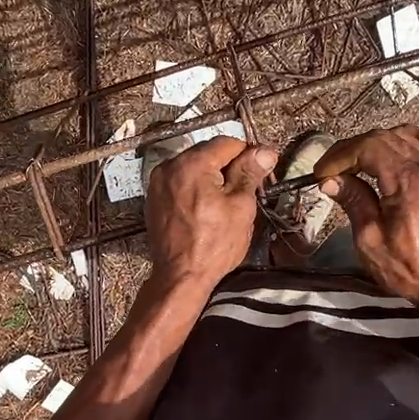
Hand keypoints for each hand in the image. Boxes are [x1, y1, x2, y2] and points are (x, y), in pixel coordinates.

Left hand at [145, 136, 276, 288]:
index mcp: (191, 164)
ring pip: (193, 168)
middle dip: (227, 167)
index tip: (260, 171)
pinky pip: (180, 183)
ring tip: (224, 204)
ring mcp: (157, 183)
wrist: (180, 276)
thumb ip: (250, 173)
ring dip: (210, 178)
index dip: (248, 155)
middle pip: (207, 153)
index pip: (227, 143)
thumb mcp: (240, 207)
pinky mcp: (153, 199)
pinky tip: (205, 210)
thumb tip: (265, 151)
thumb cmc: (214, 245)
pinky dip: (194, 189)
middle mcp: (169, 167)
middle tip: (244, 191)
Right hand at [314, 126, 418, 308]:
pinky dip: (400, 143)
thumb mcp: (370, 240)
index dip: (339, 156)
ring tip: (354, 163)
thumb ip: (354, 202)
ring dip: (374, 143)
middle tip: (330, 170)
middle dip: (351, 149)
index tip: (321, 174)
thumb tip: (331, 182)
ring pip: (403, 135)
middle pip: (384, 137)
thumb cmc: (410, 268)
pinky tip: (386, 157)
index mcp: (409, 182)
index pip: (368, 148)